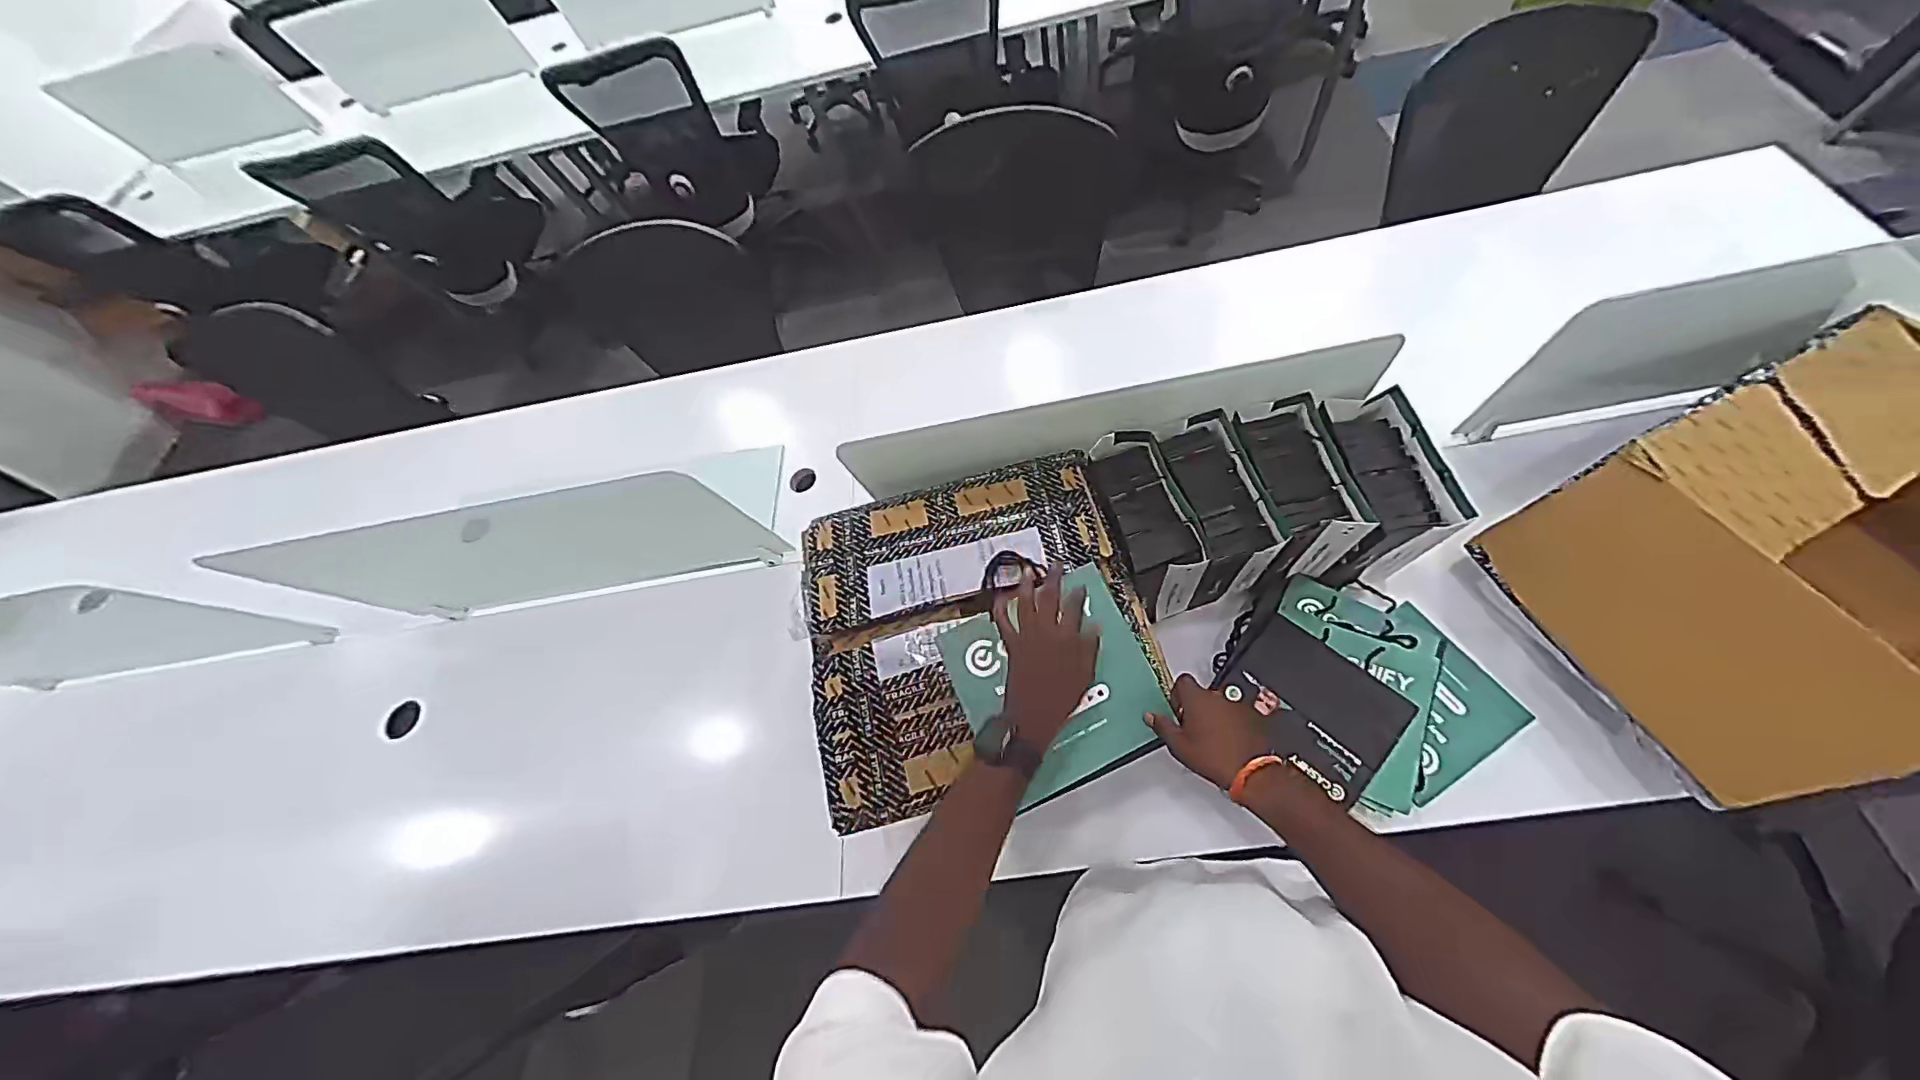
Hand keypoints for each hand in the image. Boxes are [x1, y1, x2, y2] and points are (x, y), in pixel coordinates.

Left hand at [993, 567, 1099, 749]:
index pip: (1074, 608)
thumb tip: (1094, 627)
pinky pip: (1003, 621)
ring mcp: (1026, 636)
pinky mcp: (1011, 644)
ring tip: (1028, 571)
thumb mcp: (1085, 675)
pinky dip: (1000, 608)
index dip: (1078, 594)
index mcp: (1068, 639)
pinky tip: (1001, 596)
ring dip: (1026, 585)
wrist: (1033, 717)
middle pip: (1050, 597)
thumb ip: (1090, 648)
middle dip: (1054, 578)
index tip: (1080, 586)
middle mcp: (1046, 633)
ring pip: (1025, 603)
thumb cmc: (1061, 700)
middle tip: (1055, 566)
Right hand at [1147, 674, 1270, 789]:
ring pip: (1219, 703)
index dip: (1177, 694)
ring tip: (1211, 737)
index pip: (1183, 681)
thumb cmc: (1214, 757)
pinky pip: (1236, 713)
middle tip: (1192, 727)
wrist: (1250, 772)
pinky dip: (1231, 722)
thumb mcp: (1178, 745)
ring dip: (1214, 714)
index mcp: (1197, 699)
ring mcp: (1237, 705)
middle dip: (1196, 707)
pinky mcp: (1252, 716)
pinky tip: (1227, 740)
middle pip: (1201, 693)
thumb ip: (1162, 726)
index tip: (1177, 709)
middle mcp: (1218, 697)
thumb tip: (1152, 716)